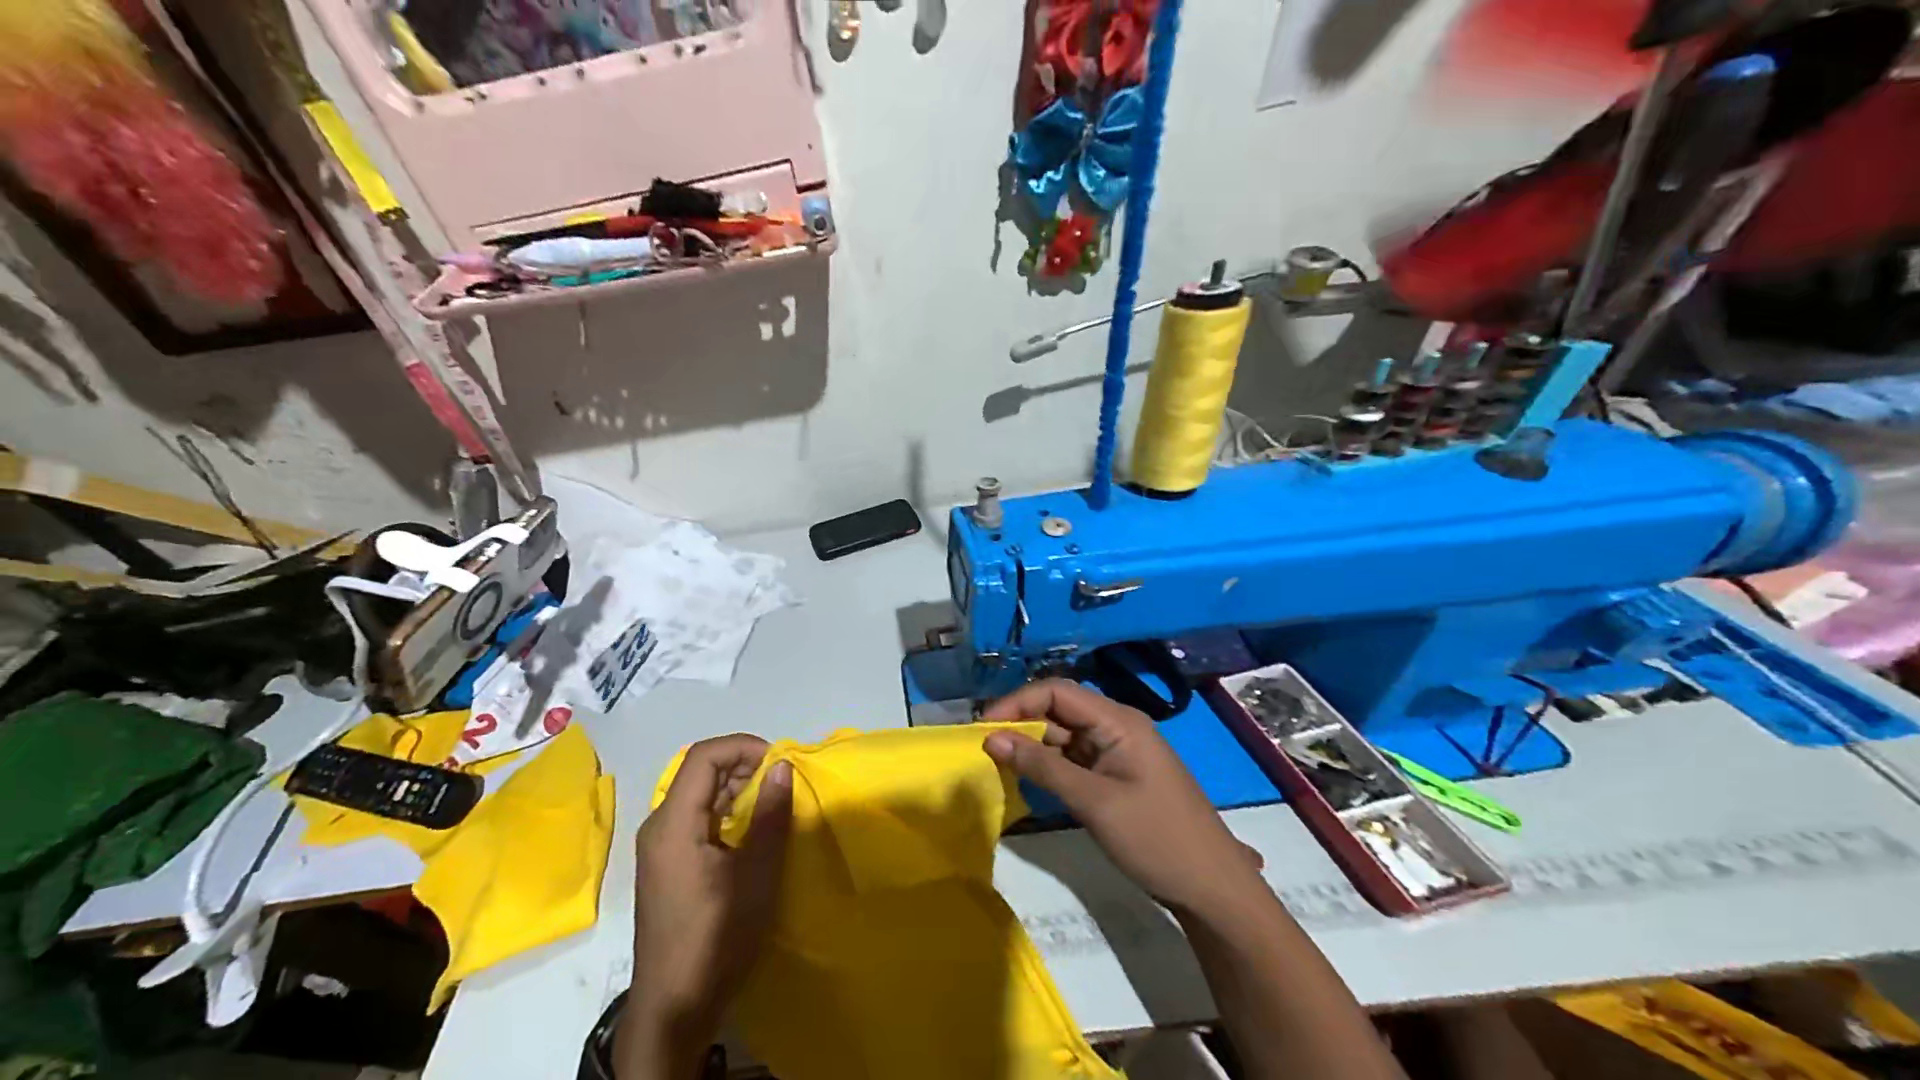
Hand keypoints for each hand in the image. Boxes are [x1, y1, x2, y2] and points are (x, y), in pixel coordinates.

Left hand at [621, 735, 791, 1076]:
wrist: (673, 1007)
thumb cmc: (716, 936)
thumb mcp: (755, 874)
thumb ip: (769, 816)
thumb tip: (781, 766)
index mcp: (673, 823)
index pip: (704, 756)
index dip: (744, 747)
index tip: (779, 761)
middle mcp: (659, 826)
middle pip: (700, 773)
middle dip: (744, 768)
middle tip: (782, 785)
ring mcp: (660, 848)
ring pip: (699, 796)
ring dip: (737, 792)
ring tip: (773, 808)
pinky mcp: (666, 866)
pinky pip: (696, 821)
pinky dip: (726, 815)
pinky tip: (751, 836)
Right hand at [983, 679, 1263, 919]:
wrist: (1211, 887)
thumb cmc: (1155, 838)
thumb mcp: (1093, 802)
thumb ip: (1042, 767)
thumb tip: (991, 738)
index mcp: (1118, 721)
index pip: (1057, 691)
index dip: (1017, 702)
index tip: (982, 728)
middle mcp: (1117, 726)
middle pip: (1060, 709)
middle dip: (1021, 723)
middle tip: (984, 748)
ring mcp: (1118, 751)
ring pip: (1065, 734)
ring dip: (1033, 745)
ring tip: (997, 763)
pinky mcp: (1117, 774)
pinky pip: (1075, 758)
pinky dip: (1049, 765)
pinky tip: (1027, 779)